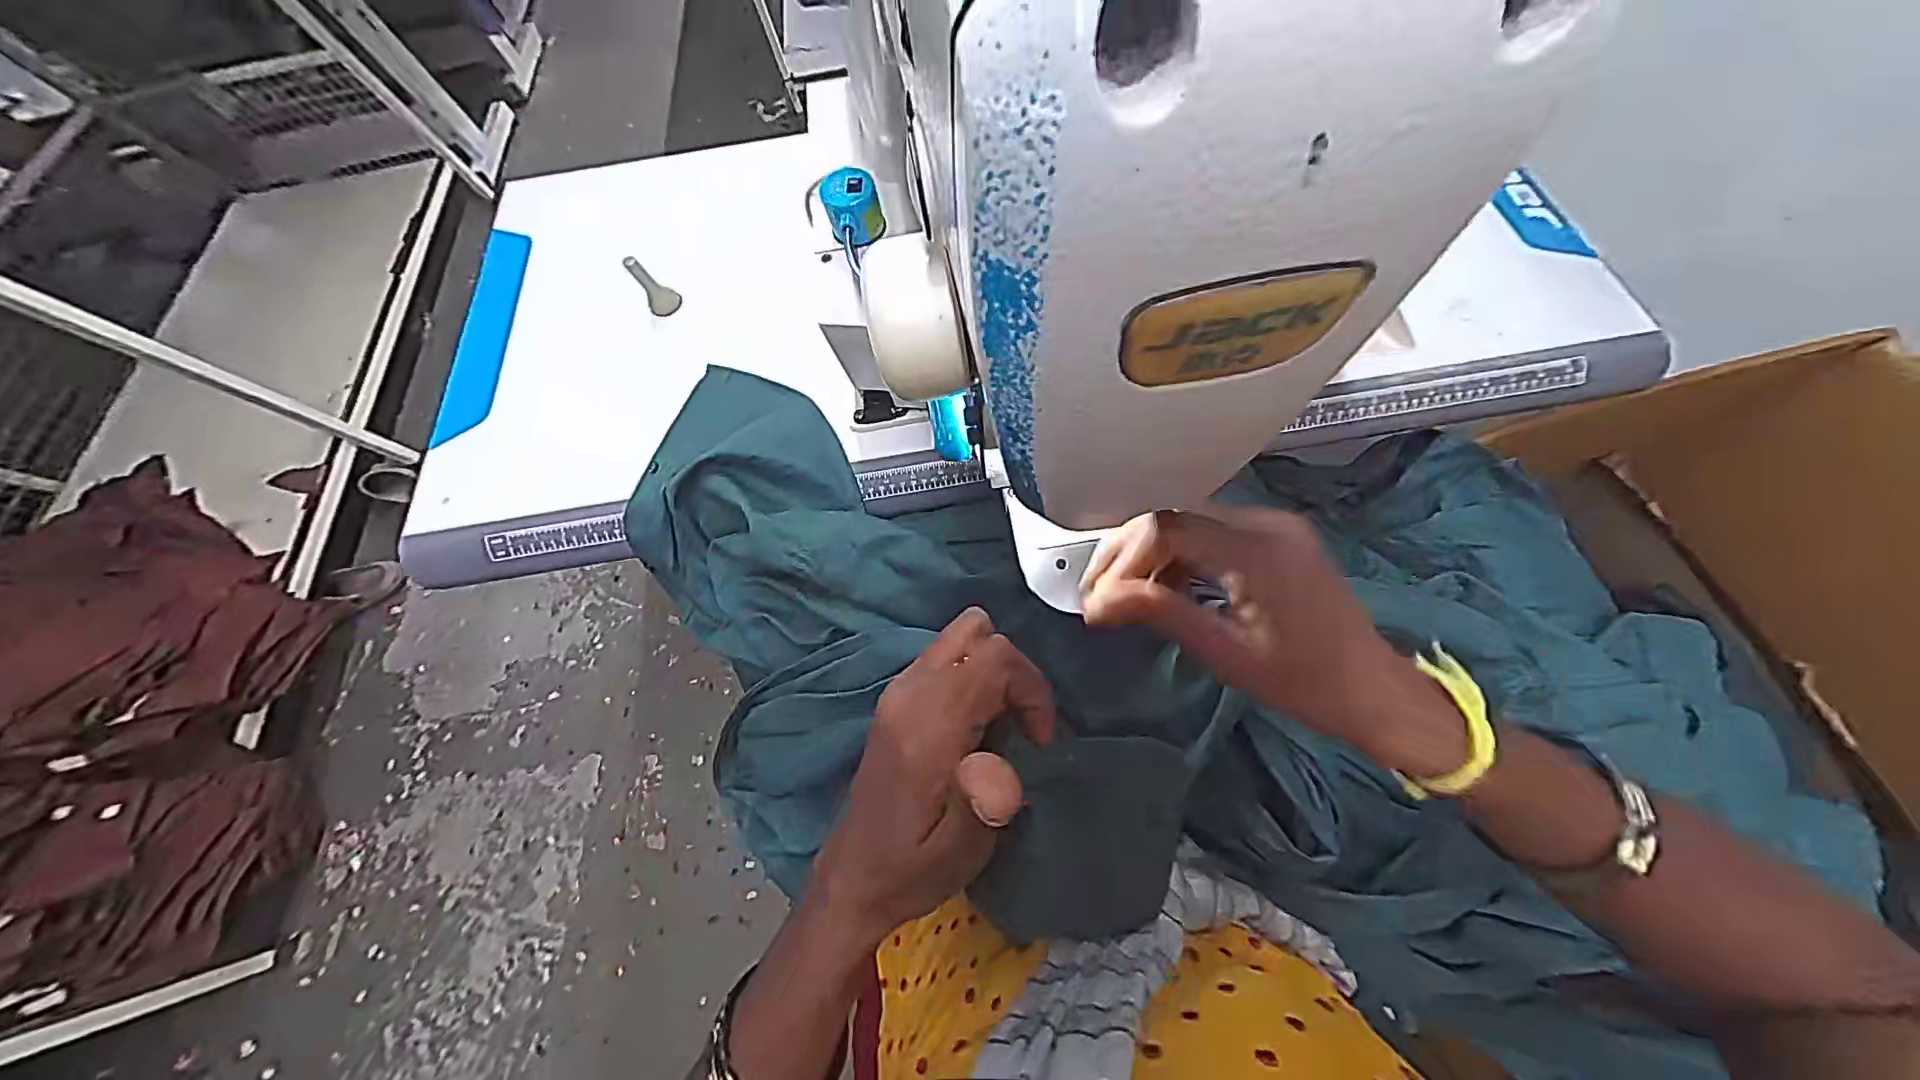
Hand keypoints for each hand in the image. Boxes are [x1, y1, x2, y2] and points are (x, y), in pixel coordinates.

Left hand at [809, 607, 1056, 944]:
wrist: (855, 876)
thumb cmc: (911, 868)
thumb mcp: (957, 853)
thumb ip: (982, 805)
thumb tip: (999, 766)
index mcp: (924, 726)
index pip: (993, 657)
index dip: (1032, 688)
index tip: (1039, 740)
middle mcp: (908, 693)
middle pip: (978, 632)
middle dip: (1016, 672)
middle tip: (1024, 726)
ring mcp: (898, 689)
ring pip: (961, 636)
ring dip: (995, 671)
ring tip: (1003, 724)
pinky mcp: (897, 696)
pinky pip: (947, 656)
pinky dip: (975, 675)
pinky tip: (976, 723)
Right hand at [1080, 508, 1463, 773]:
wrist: (1373, 689)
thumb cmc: (1305, 682)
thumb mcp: (1224, 651)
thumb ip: (1160, 612)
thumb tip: (1100, 601)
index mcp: (1257, 550)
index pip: (1165, 528)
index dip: (1121, 559)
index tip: (1098, 597)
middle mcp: (1265, 524)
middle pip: (1172, 516)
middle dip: (1127, 553)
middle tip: (1099, 592)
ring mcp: (1273, 526)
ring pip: (1187, 522)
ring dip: (1150, 555)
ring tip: (1124, 594)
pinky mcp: (1275, 537)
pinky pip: (1211, 533)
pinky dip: (1179, 556)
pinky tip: (1164, 587)